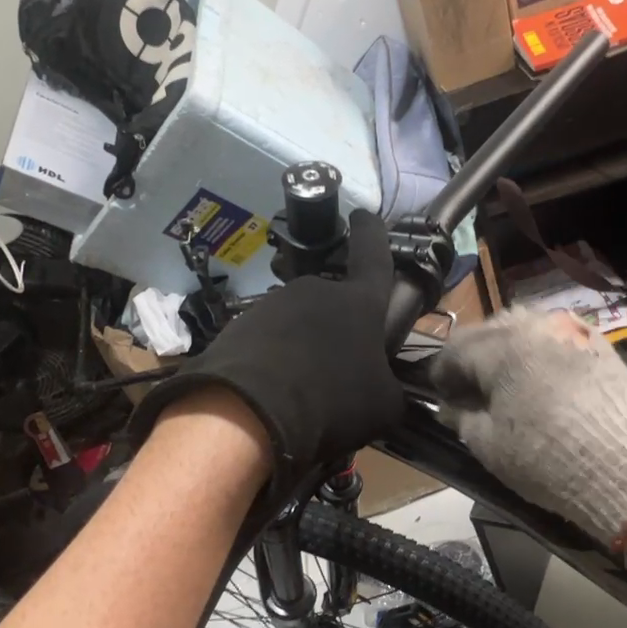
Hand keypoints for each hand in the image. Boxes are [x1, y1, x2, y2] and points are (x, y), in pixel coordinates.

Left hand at [129, 211, 406, 499]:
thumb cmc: (332, 399)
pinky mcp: (238, 327)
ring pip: (296, 325)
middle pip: (331, 303)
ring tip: (301, 390)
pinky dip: (271, 363)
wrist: (250, 411)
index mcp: (358, 301)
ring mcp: (272, 306)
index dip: (371, 234)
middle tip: (337, 368)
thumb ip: (389, 387)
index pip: (372, 255)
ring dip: (301, 348)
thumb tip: (384, 388)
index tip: (366, 216)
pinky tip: (271, 395)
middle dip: (335, 328)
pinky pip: (264, 344)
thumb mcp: (383, 404)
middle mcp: (314, 291)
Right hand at [432, 308, 626, 553]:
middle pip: (489, 332)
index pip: (455, 350)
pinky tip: (540, 378)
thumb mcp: (491, 446)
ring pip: (524, 328)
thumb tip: (452, 407)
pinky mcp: (600, 344)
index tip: (438, 395)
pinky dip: (539, 351)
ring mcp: (571, 330)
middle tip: (468, 391)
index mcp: (501, 346)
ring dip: (506, 350)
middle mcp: (534, 326)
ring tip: (504, 383)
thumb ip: (463, 418)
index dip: (440, 374)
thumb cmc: (549, 460)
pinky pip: (556, 337)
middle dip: (472, 358)